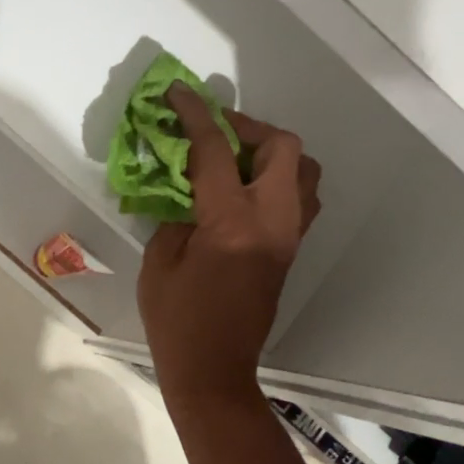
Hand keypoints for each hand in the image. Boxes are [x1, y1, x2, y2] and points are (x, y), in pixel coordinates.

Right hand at [138, 84, 321, 404]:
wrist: (214, 370)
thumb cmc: (176, 320)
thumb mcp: (160, 262)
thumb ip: (176, 214)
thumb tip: (187, 185)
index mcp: (231, 223)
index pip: (216, 151)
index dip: (195, 116)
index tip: (178, 93)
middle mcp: (271, 222)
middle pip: (283, 148)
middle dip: (247, 128)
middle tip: (212, 134)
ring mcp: (288, 236)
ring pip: (302, 170)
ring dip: (270, 152)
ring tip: (233, 160)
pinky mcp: (290, 250)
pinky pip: (299, 197)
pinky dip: (276, 179)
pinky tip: (242, 190)